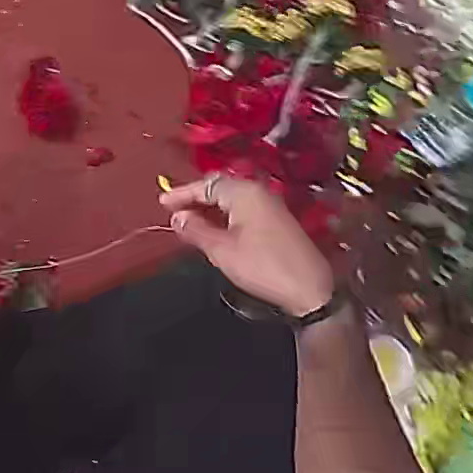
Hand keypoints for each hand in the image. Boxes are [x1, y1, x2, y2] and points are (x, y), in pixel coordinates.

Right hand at [160, 175, 333, 316]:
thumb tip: (177, 216)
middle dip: (195, 199)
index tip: (162, 204)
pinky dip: (224, 215)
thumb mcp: (222, 250)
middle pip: (219, 188)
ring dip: (209, 208)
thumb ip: (196, 230)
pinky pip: (243, 209)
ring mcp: (270, 205)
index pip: (206, 185)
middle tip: (173, 212)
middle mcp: (258, 191)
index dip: (182, 194)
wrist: (309, 287)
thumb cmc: (262, 266)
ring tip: (188, 222)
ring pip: (232, 199)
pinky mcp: (276, 220)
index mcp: (244, 192)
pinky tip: (214, 229)